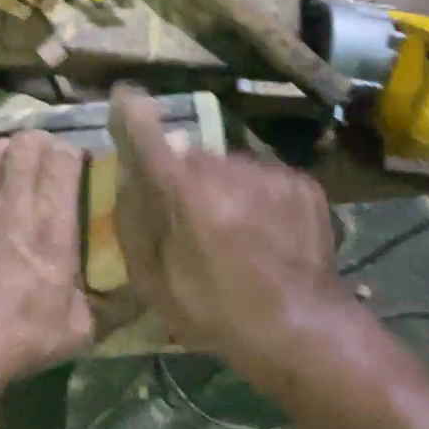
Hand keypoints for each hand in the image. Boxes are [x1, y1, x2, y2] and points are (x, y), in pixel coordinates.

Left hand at [0, 131, 96, 390]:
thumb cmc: (25, 339)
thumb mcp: (85, 329)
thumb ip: (121, 304)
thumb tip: (153, 289)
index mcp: (52, 225)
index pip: (63, 159)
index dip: (73, 153)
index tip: (79, 167)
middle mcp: (13, 206)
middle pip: (25, 145)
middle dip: (39, 143)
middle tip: (45, 159)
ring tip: (7, 160)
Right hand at [107, 84, 356, 396]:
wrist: (304, 331)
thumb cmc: (216, 312)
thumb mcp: (152, 280)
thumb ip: (134, 222)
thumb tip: (130, 179)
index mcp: (184, 191)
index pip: (149, 132)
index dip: (131, 112)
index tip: (124, 98)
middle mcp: (226, 168)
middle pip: (189, 155)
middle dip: (180, 176)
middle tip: (185, 218)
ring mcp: (269, 173)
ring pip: (226, 166)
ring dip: (219, 187)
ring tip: (230, 232)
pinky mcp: (302, 183)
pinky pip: (260, 178)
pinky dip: (253, 196)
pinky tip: (261, 233)